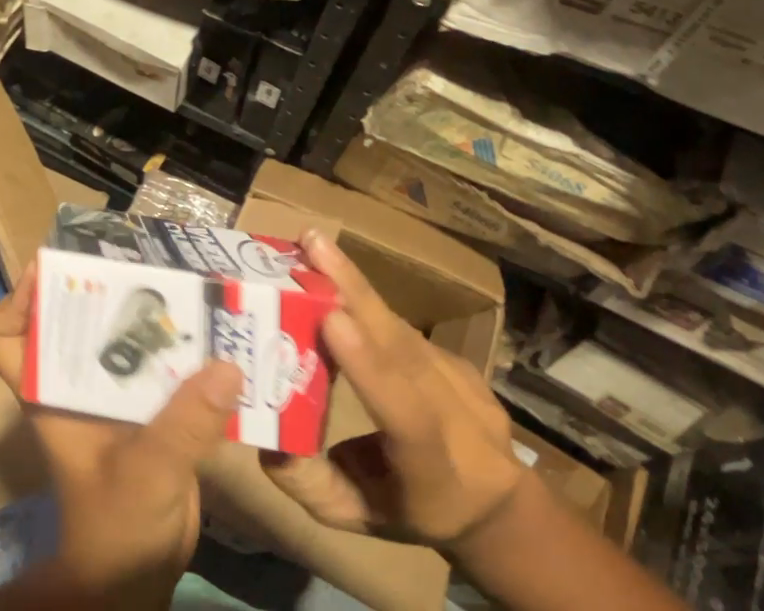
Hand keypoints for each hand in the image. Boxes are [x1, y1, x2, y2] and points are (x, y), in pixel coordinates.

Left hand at [0, 269, 242, 608]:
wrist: (137, 575)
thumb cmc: (117, 524)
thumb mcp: (146, 473)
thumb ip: (184, 424)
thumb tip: (227, 366)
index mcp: (48, 393)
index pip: (3, 336)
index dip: (15, 300)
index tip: (52, 270)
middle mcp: (74, 385)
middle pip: (72, 321)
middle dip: (102, 289)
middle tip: (144, 261)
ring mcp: (112, 396)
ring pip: (122, 340)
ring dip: (152, 317)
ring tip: (191, 285)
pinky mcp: (149, 410)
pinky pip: (162, 368)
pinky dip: (186, 351)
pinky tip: (222, 337)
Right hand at [260, 230, 527, 549]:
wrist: (496, 504)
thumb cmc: (411, 511)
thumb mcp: (355, 517)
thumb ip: (309, 485)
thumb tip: (267, 436)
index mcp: (435, 470)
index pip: (408, 414)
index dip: (371, 367)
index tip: (334, 320)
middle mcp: (459, 419)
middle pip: (406, 351)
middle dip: (356, 294)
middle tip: (312, 246)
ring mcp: (465, 383)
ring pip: (402, 329)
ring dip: (355, 284)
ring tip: (312, 245)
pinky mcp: (456, 359)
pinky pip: (402, 326)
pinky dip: (365, 297)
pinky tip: (332, 269)